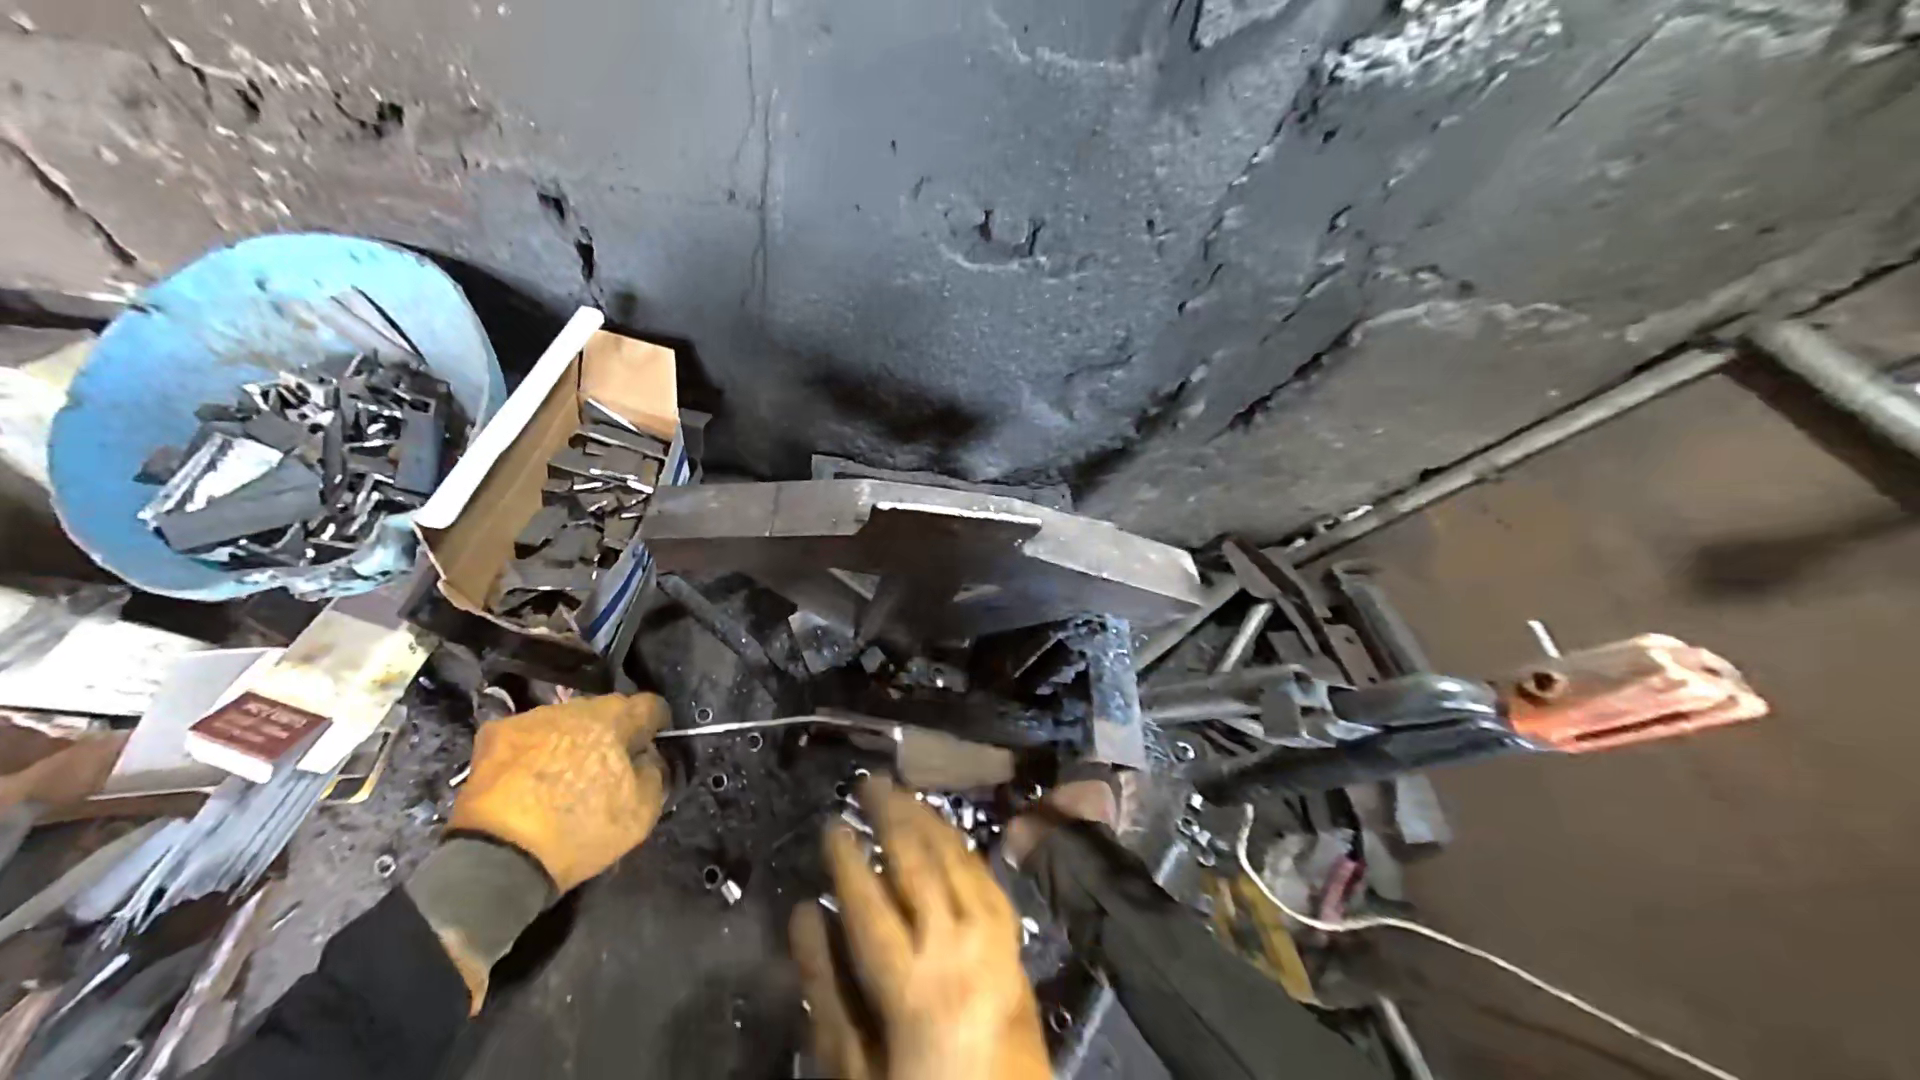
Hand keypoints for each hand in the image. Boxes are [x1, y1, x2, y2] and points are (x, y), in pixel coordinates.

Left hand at [448, 692, 668, 891]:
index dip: (657, 725)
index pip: (651, 705)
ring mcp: (531, 718)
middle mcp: (575, 708)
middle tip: (609, 764)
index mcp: (615, 720)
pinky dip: (536, 748)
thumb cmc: (580, 832)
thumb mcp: (643, 811)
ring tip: (565, 771)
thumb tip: (647, 756)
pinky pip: (530, 733)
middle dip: (613, 731)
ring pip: (566, 719)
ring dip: (574, 737)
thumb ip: (656, 772)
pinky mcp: (494, 735)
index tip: (652, 746)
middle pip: (606, 710)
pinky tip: (530, 776)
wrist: (498, 858)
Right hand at [790, 778, 1049, 1079]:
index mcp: (912, 986)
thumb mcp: (857, 1067)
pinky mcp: (1014, 940)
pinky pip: (985, 874)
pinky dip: (961, 844)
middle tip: (868, 782)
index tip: (831, 822)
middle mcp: (957, 947)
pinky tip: (945, 829)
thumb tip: (805, 912)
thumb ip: (826, 990)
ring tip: (902, 792)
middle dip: (890, 817)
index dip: (846, 858)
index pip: (868, 902)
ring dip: (927, 820)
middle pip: (918, 864)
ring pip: (956, 859)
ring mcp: (993, 939)